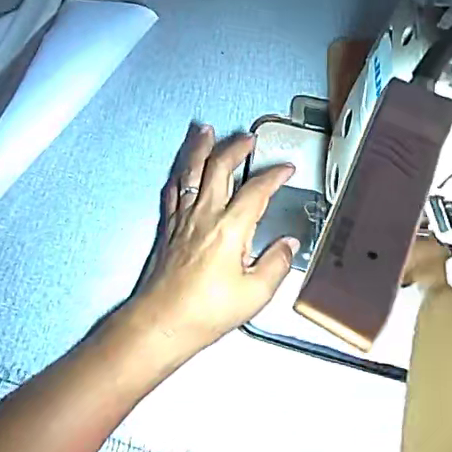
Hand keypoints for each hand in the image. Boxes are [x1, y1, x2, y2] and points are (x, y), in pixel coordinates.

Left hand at [115, 124, 296, 360]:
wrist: (164, 319)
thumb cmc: (206, 310)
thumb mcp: (255, 294)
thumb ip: (276, 265)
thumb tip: (287, 245)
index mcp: (230, 227)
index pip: (257, 190)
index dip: (273, 175)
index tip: (285, 168)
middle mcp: (204, 214)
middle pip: (219, 167)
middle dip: (235, 148)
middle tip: (247, 138)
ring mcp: (183, 217)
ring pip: (191, 171)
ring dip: (199, 148)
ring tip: (204, 132)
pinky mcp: (169, 226)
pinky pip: (173, 190)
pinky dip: (179, 174)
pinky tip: (181, 169)